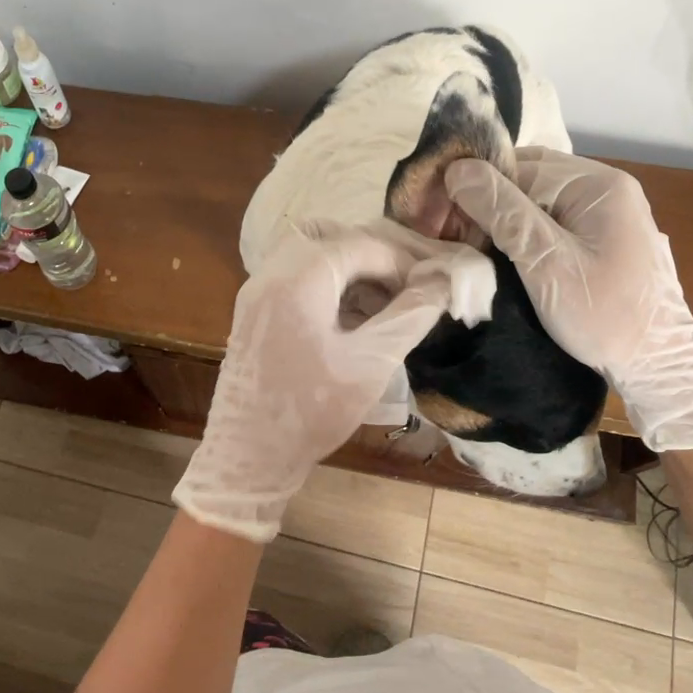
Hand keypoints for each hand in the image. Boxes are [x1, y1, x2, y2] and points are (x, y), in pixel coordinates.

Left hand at [173, 225, 457, 541]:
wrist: (248, 456)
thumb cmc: (312, 410)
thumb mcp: (372, 363)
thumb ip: (410, 315)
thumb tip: (443, 282)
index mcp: (297, 276)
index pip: (363, 244)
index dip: (405, 261)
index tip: (435, 287)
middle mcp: (270, 272)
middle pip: (331, 236)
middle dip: (375, 255)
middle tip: (409, 285)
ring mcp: (257, 291)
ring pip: (310, 253)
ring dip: (352, 268)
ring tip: (387, 304)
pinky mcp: (255, 312)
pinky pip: (295, 277)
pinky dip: (329, 284)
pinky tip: (356, 318)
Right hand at [445, 149, 692, 450]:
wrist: (657, 364)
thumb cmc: (602, 315)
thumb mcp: (545, 263)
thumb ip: (503, 212)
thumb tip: (458, 169)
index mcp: (597, 183)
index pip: (518, 167)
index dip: (476, 193)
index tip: (444, 228)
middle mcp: (606, 186)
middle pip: (527, 179)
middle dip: (486, 205)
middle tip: (453, 241)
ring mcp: (608, 211)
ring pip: (536, 200)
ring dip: (502, 221)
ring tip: (474, 251)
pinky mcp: (604, 236)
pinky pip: (552, 220)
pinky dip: (523, 233)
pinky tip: (504, 257)